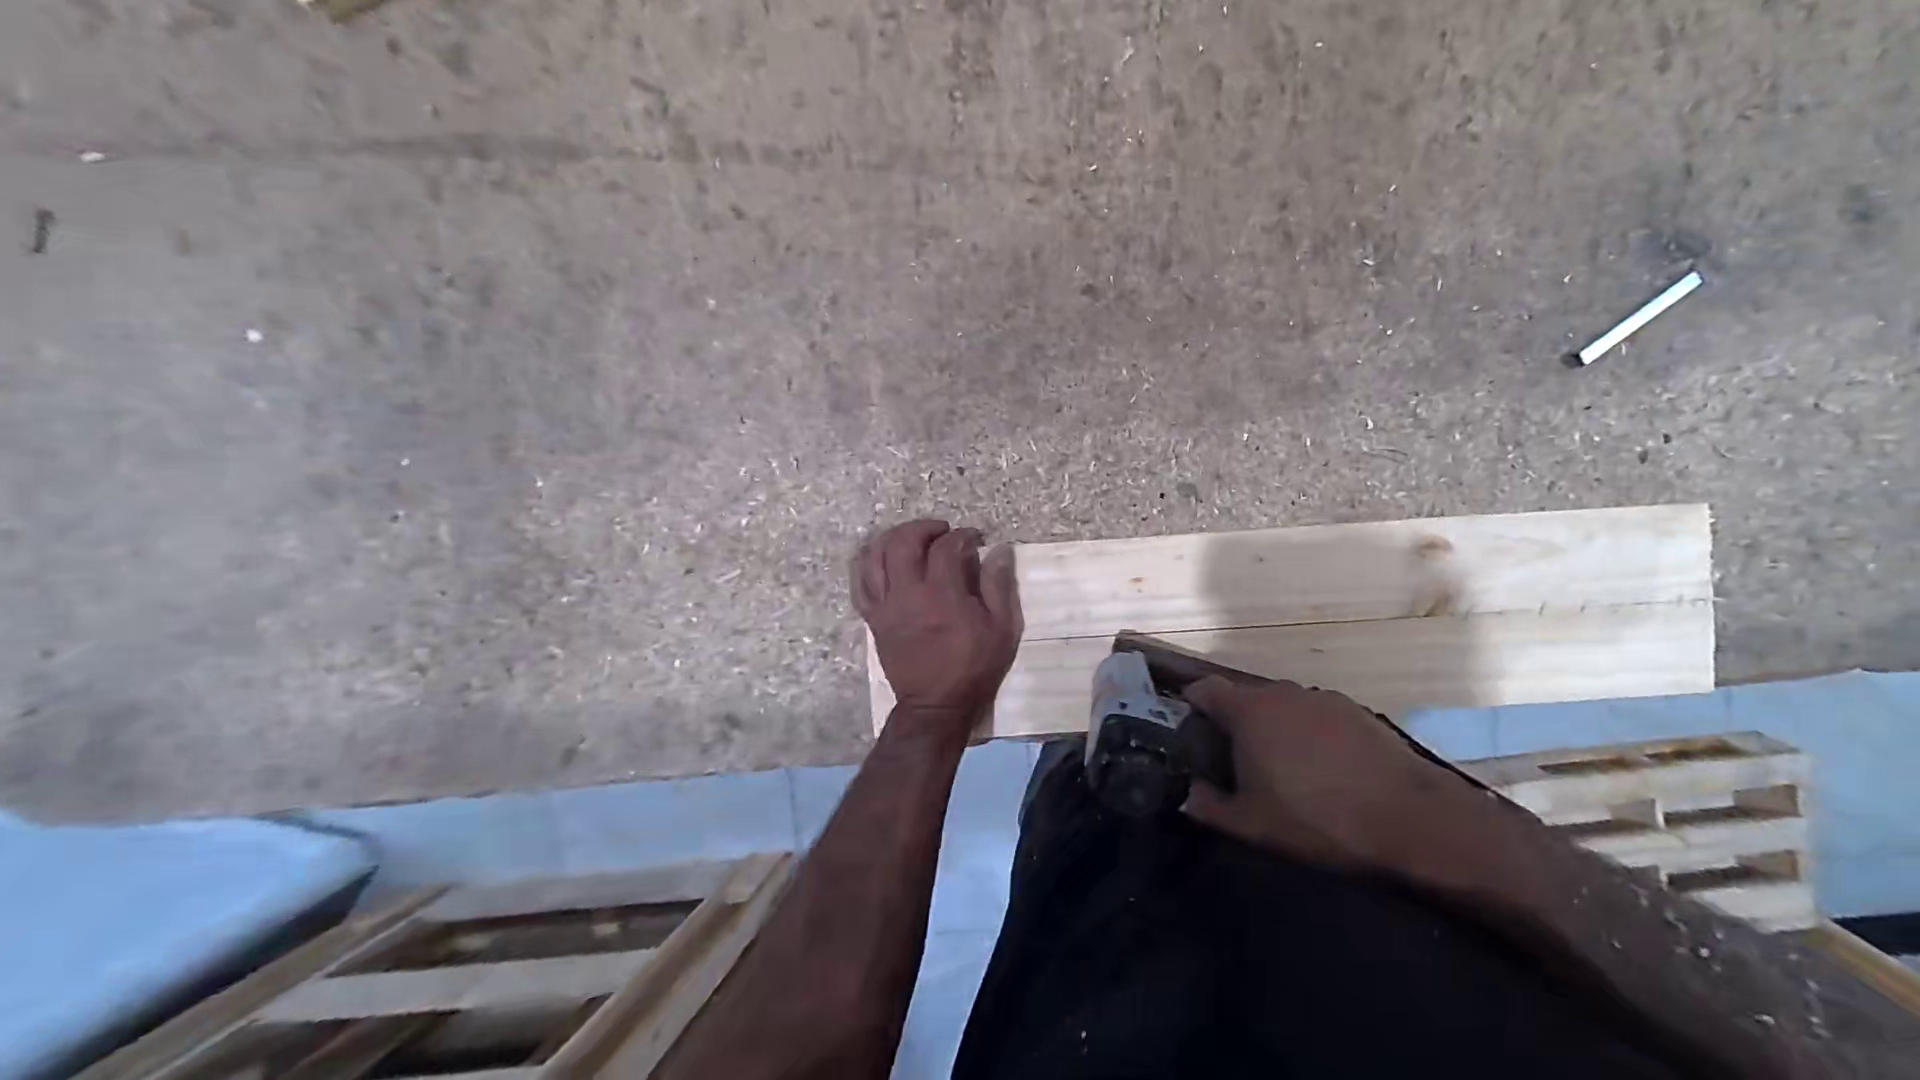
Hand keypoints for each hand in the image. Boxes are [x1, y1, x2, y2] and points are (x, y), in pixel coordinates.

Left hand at [852, 520, 1022, 736]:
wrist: (935, 706)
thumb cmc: (973, 668)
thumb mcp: (1001, 629)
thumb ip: (999, 585)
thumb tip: (999, 549)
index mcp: (942, 596)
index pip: (946, 548)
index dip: (962, 535)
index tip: (974, 538)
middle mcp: (908, 595)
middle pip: (903, 542)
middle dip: (923, 528)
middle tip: (941, 532)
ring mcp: (885, 606)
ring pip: (875, 556)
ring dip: (893, 538)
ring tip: (912, 539)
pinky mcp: (873, 618)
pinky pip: (860, 582)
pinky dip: (868, 563)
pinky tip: (883, 559)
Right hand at [1181, 675, 1470, 869]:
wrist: (1417, 822)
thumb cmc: (1320, 820)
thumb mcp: (1251, 825)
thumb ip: (1207, 806)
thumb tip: (1188, 793)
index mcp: (1250, 711)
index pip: (1203, 689)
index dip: (1190, 708)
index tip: (1190, 736)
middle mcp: (1283, 693)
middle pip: (1244, 699)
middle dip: (1234, 726)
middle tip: (1236, 765)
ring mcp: (1324, 700)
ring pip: (1283, 708)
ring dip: (1274, 731)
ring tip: (1285, 772)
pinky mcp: (1360, 713)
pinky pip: (1317, 718)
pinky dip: (1310, 736)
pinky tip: (1327, 773)